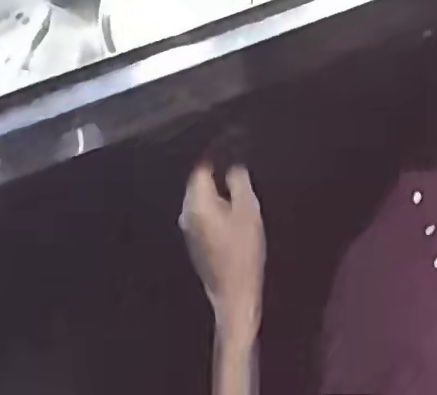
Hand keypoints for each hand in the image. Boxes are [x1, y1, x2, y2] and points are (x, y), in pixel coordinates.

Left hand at [181, 162, 265, 337]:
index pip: (200, 169)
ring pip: (200, 197)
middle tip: (235, 157)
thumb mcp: (248, 210)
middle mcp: (187, 215)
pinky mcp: (196, 240)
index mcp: (197, 205)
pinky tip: (232, 203)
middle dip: (214, 169)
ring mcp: (189, 230)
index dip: (214, 154)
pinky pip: (203, 210)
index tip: (229, 144)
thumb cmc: (243, 251)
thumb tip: (233, 167)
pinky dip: (215, 201)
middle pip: (198, 182)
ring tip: (237, 178)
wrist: (234, 293)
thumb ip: (239, 183)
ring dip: (216, 187)